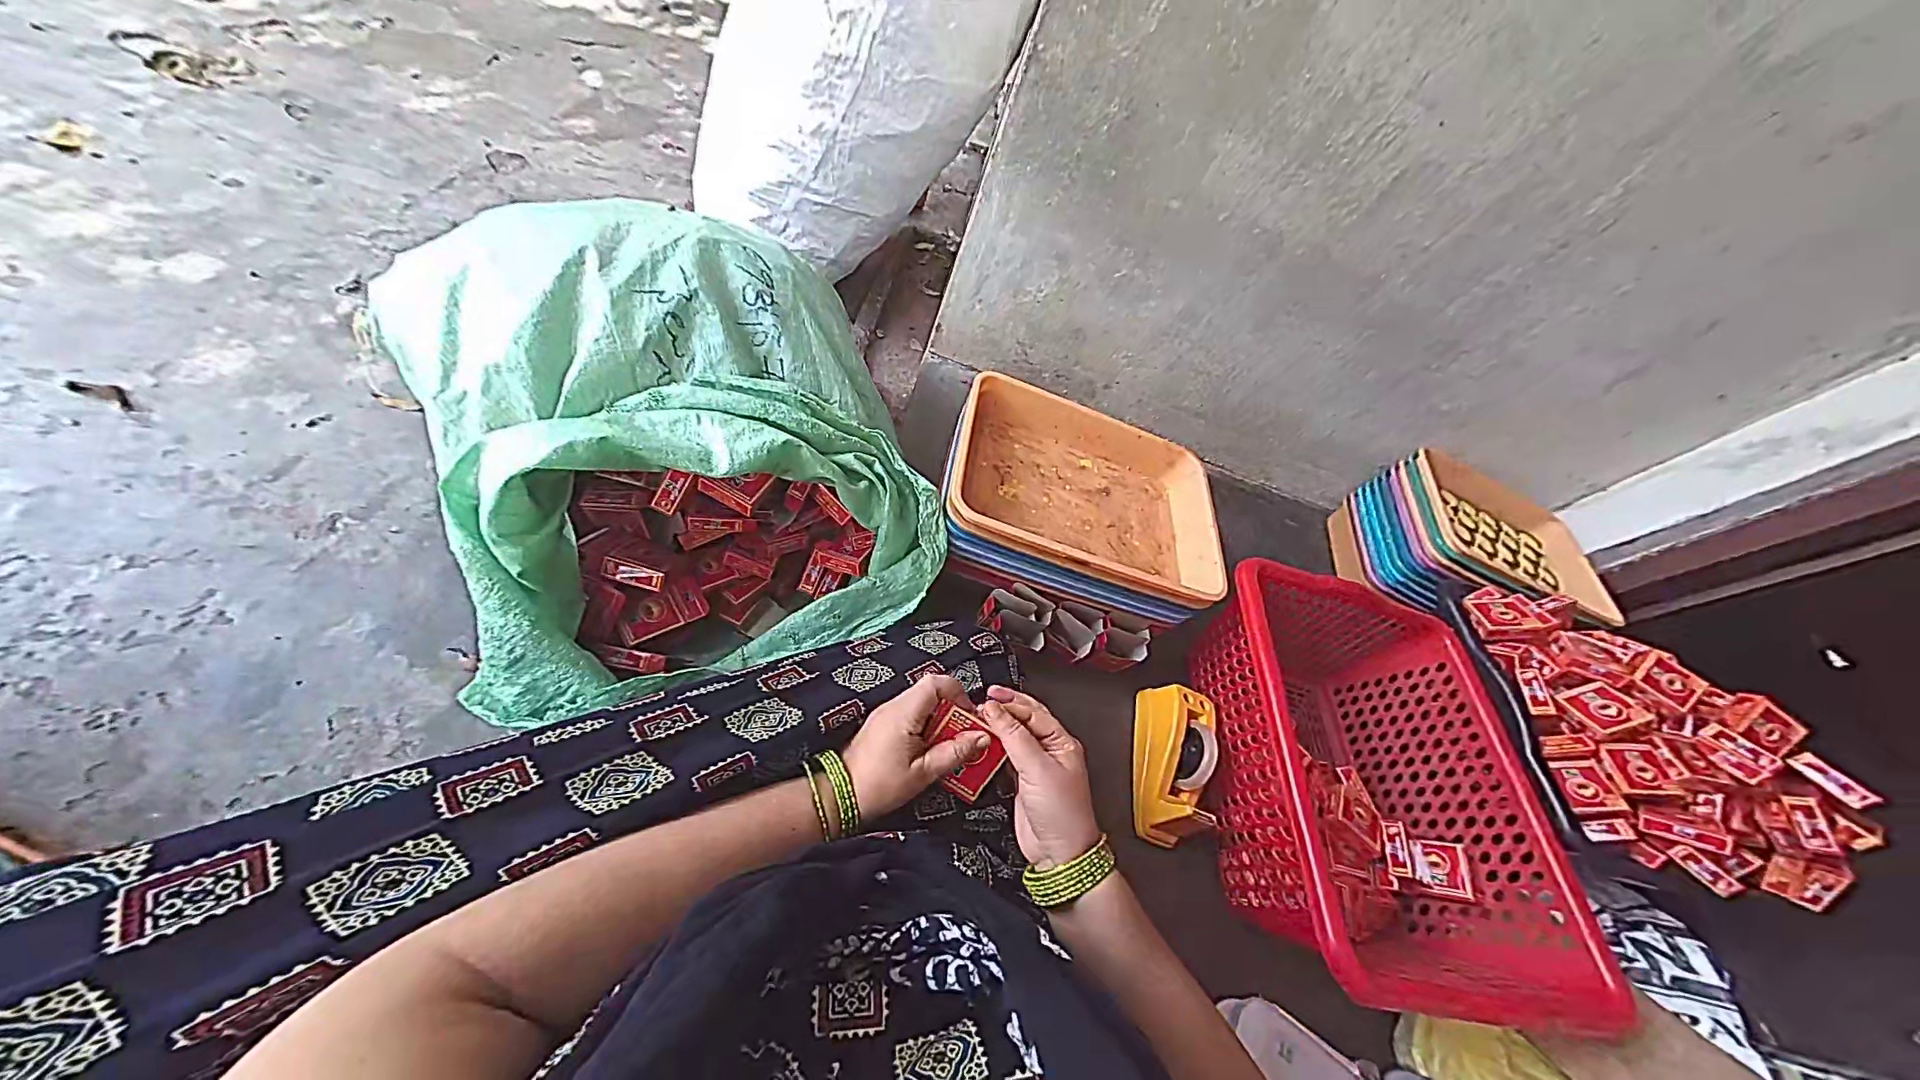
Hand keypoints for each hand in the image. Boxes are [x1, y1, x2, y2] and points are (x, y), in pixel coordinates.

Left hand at [840, 674, 992, 819]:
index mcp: (904, 713)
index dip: (959, 694)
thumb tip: (980, 738)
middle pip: (932, 692)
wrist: (840, 795)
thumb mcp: (923, 773)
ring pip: (923, 704)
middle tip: (962, 737)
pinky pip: (912, 715)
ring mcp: (886, 714)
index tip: (969, 717)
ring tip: (946, 748)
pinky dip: (926, 727)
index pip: (936, 682)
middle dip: (952, 712)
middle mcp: (894, 707)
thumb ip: (954, 752)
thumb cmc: (878, 786)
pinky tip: (928, 751)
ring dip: (940, 721)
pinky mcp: (883, 724)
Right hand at [975, 686, 1100, 867]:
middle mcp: (1049, 751)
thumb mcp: (1038, 768)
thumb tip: (996, 710)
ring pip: (1012, 737)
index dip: (1010, 702)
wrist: (1059, 855)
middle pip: (1022, 720)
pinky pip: (1004, 756)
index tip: (989, 699)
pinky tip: (982, 744)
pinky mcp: (1021, 781)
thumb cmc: (1065, 816)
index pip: (1033, 712)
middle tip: (980, 704)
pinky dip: (991, 748)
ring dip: (995, 727)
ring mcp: (1034, 766)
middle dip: (1002, 709)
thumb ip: (1015, 737)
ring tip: (977, 720)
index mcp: (1062, 742)